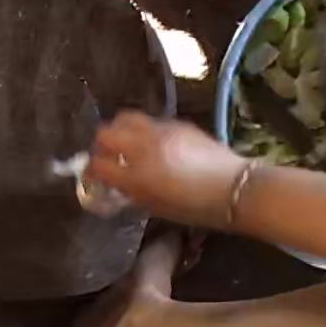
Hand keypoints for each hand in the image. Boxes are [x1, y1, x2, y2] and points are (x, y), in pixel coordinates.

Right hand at [87, 112, 252, 228]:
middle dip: (100, 145)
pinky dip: (142, 131)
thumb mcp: (156, 207)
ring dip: (119, 130)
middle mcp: (145, 148)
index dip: (91, 171)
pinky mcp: (178, 124)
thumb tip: (115, 183)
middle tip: (106, 156)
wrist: (235, 189)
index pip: (98, 165)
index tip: (93, 176)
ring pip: (125, 118)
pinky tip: (153, 145)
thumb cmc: (195, 208)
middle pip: (105, 132)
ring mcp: (162, 131)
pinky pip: (149, 121)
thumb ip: (131, 192)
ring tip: (126, 144)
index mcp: (138, 176)